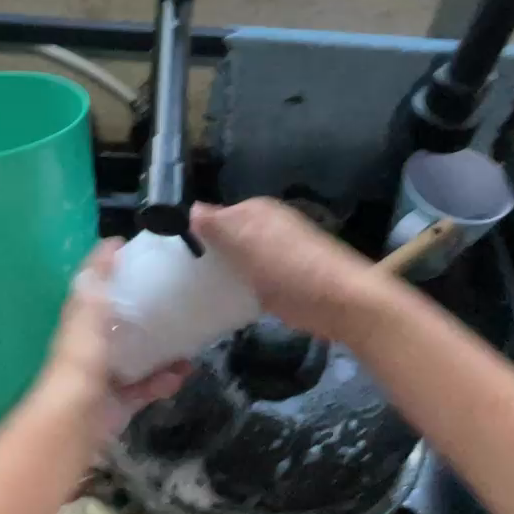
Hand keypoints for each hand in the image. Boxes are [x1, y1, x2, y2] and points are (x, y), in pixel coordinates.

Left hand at [32, 240, 190, 451]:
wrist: (78, 417)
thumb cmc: (82, 357)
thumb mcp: (89, 309)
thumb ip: (99, 279)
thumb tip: (111, 242)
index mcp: (81, 323)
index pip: (96, 293)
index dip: (113, 276)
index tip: (142, 262)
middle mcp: (91, 348)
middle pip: (119, 326)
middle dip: (146, 317)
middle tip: (177, 304)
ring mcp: (106, 376)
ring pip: (138, 358)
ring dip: (163, 351)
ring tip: (189, 341)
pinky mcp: (121, 402)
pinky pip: (147, 387)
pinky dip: (164, 380)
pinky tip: (183, 372)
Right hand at [191, 199, 392, 344]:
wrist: (341, 303)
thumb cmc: (290, 269)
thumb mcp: (247, 241)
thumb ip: (217, 224)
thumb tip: (191, 210)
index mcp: (255, 211)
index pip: (211, 215)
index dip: (193, 233)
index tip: (172, 256)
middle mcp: (265, 226)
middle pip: (224, 238)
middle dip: (206, 254)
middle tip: (181, 277)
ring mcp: (275, 254)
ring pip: (235, 260)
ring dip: (221, 273)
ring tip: (197, 291)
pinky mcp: (282, 281)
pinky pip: (248, 280)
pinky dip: (237, 288)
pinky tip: (225, 301)